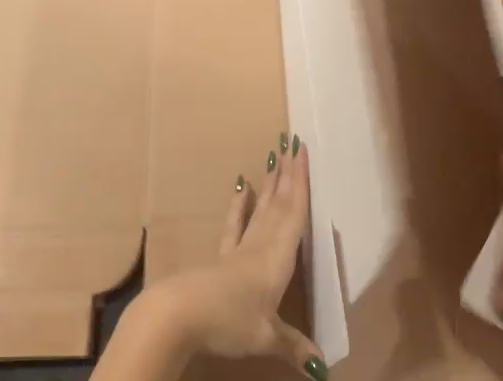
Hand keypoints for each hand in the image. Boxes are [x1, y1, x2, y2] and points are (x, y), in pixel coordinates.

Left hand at [150, 135, 325, 377]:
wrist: (179, 314)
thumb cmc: (228, 320)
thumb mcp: (266, 336)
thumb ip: (295, 347)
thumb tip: (324, 369)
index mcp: (276, 257)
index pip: (294, 213)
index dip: (301, 182)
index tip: (302, 150)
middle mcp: (259, 245)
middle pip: (277, 204)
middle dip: (287, 175)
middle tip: (292, 144)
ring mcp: (237, 249)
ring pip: (259, 209)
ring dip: (268, 184)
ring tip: (272, 157)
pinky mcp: (220, 258)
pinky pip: (235, 224)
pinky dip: (239, 206)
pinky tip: (240, 187)